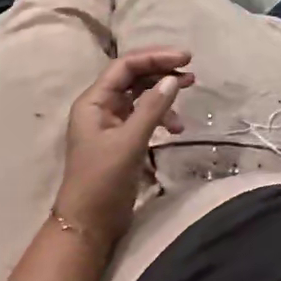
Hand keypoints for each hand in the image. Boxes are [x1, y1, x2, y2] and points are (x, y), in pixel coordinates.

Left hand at [55, 48, 194, 246]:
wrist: (88, 224)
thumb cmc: (102, 180)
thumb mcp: (128, 142)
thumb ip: (151, 109)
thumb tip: (173, 79)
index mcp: (93, 101)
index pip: (125, 66)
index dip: (155, 57)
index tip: (185, 58)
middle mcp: (101, 107)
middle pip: (133, 77)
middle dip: (161, 72)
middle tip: (192, 73)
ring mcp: (111, 123)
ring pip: (141, 97)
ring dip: (164, 96)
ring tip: (188, 98)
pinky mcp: (122, 140)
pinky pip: (144, 117)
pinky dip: (161, 117)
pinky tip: (176, 128)